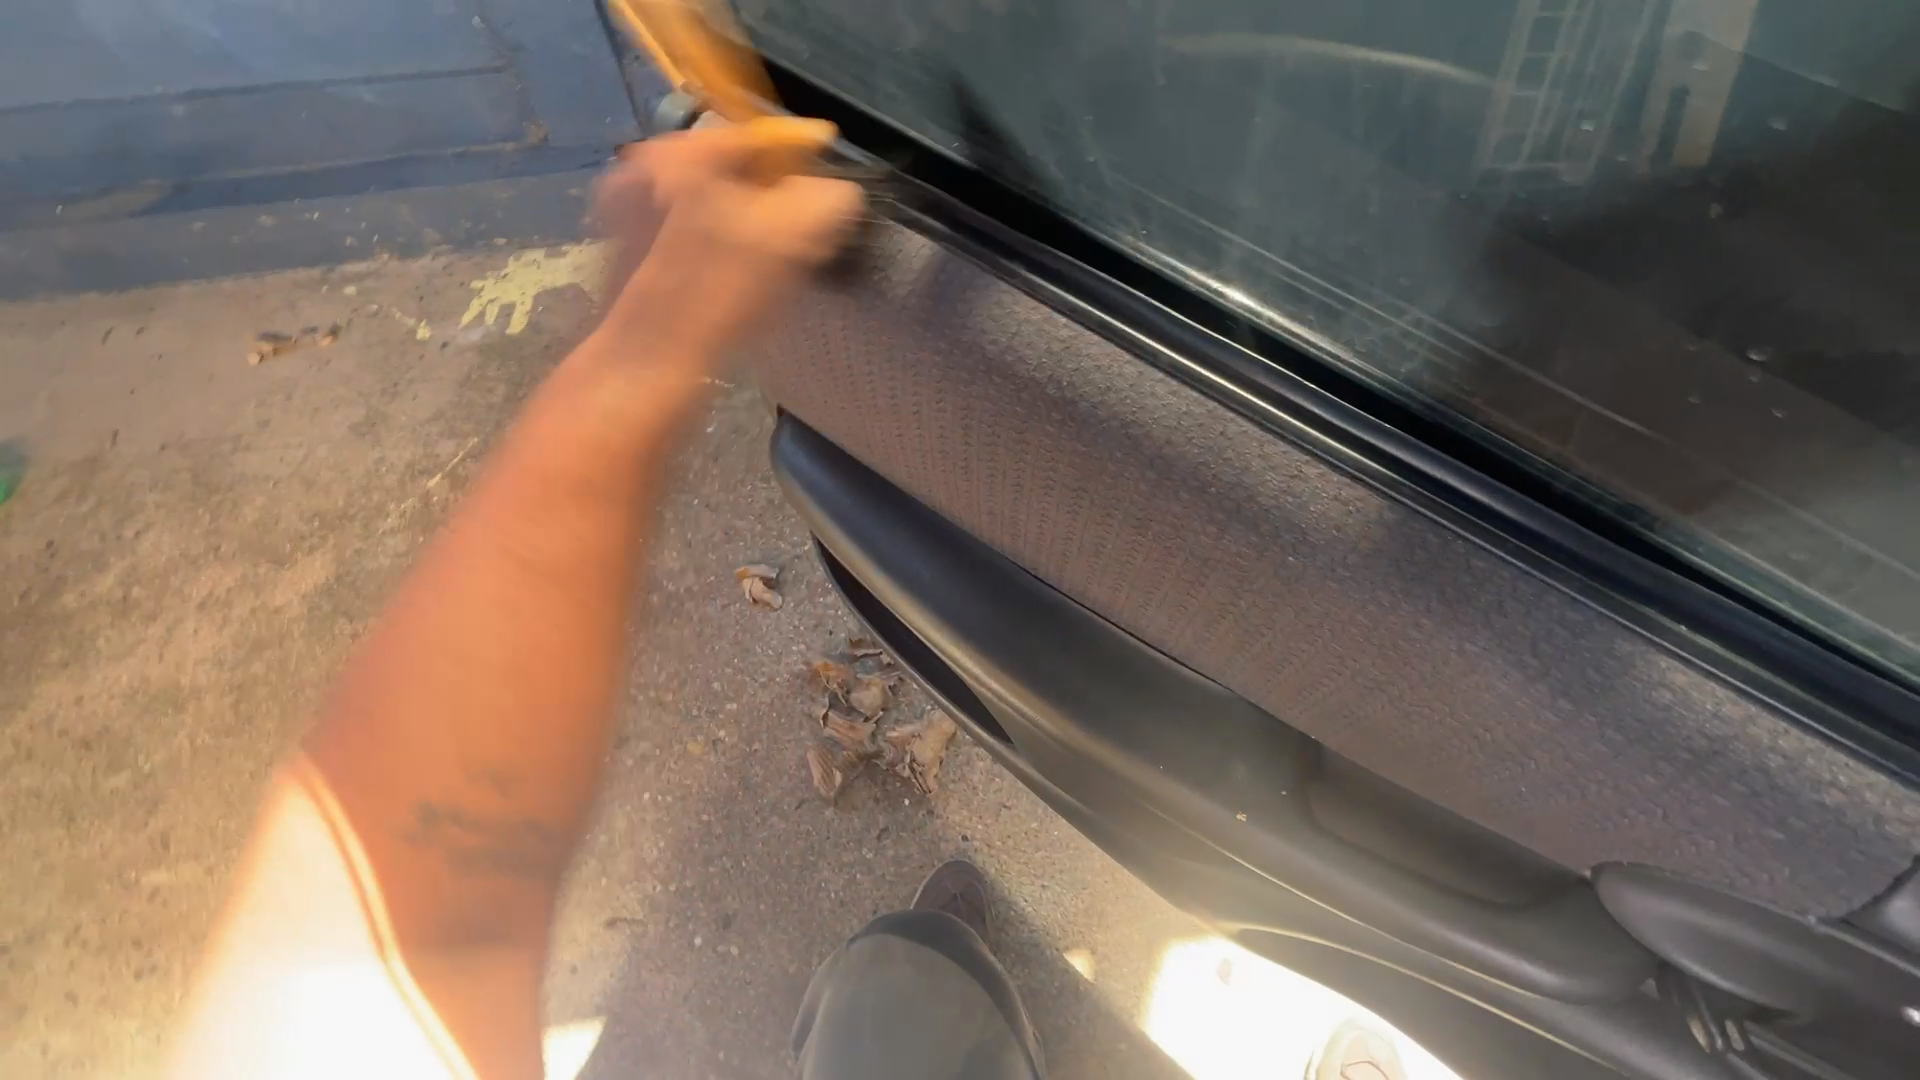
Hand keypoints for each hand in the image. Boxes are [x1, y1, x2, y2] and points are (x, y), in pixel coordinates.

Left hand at [590, 118, 865, 369]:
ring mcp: (628, 213)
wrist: (649, 367)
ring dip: (752, 228)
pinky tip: (740, 285)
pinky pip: (691, 234)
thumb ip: (828, 201)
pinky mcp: (629, 254)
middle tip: (806, 233)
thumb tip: (842, 194)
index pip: (754, 135)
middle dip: (774, 198)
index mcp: (676, 154)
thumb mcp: (789, 240)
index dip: (802, 156)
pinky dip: (723, 249)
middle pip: (730, 171)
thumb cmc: (717, 300)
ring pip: (712, 205)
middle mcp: (642, 170)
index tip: (831, 184)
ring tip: (778, 264)